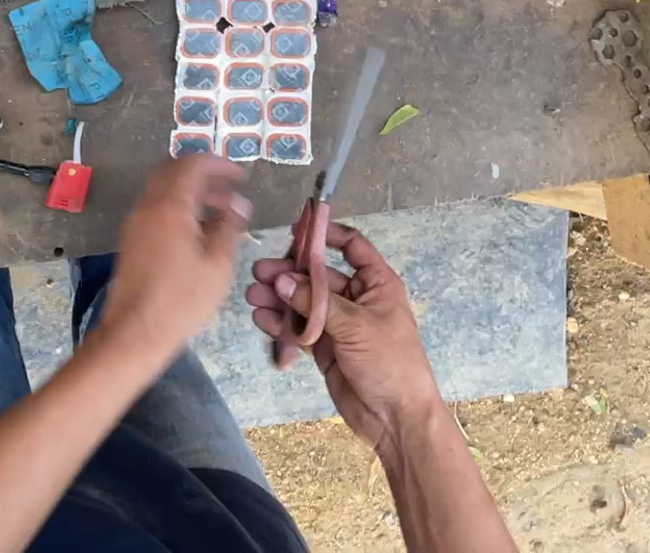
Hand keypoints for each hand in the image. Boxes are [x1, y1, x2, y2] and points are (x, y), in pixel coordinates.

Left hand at [97, 154, 251, 366]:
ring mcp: (136, 222)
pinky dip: (177, 206)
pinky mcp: (131, 239)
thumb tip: (238, 203)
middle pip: (173, 170)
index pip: (192, 163)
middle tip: (228, 189)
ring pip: (163, 189)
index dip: (218, 163)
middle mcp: (148, 205)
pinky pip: (156, 207)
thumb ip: (230, 227)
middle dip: (202, 173)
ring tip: (218, 211)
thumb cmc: (181, 300)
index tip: (239, 175)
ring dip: (190, 191)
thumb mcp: (218, 265)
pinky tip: (196, 231)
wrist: (133, 333)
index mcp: (170, 205)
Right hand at [245, 220, 441, 454]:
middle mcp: (356, 298)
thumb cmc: (389, 361)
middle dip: (289, 272)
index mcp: (376, 283)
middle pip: (318, 275)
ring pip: (304, 301)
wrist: (397, 420)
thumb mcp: (356, 325)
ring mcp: (338, 323)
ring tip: (253, 295)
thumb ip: (316, 301)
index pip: (351, 246)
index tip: (297, 229)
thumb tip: (281, 280)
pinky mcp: (324, 347)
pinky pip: (299, 327)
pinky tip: (261, 317)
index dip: (326, 234)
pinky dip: (280, 322)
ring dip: (279, 297)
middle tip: (260, 271)